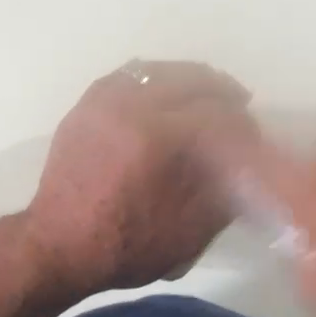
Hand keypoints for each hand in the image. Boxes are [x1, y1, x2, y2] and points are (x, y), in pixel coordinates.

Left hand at [25, 61, 255, 294]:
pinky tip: (166, 94)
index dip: (244, 124)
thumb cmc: (127, 245)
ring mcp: (103, 102)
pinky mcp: (86, 105)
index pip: (218, 114)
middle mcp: (130, 107)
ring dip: (189, 79)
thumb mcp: (191, 230)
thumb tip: (248, 157)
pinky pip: (127, 75)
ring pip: (158, 70)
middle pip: (190, 79)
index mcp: (158, 138)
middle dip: (221, 91)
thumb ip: (225, 187)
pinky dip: (154, 78)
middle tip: (238, 107)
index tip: (255, 137)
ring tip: (205, 97)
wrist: (60, 244)